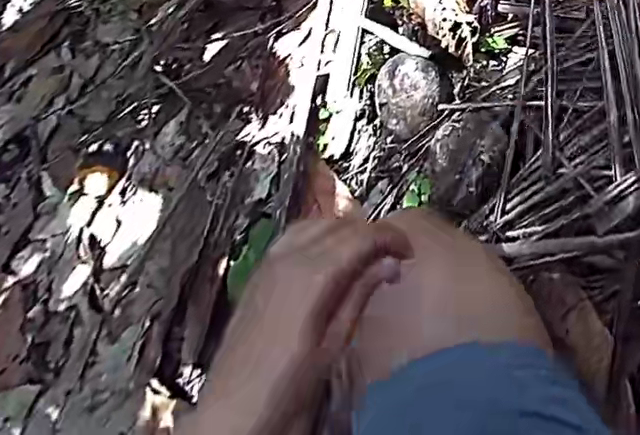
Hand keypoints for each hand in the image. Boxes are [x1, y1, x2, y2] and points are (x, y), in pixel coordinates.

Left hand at [187, 218, 412, 434]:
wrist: (229, 417)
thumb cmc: (286, 390)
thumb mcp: (332, 346)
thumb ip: (360, 295)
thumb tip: (390, 262)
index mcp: (313, 274)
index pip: (363, 235)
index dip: (391, 237)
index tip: (409, 253)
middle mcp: (291, 256)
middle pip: (343, 224)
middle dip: (372, 234)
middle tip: (393, 257)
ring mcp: (272, 260)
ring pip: (320, 222)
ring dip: (347, 230)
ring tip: (365, 255)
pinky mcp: (260, 270)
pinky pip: (297, 233)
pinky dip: (321, 233)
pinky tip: (330, 254)